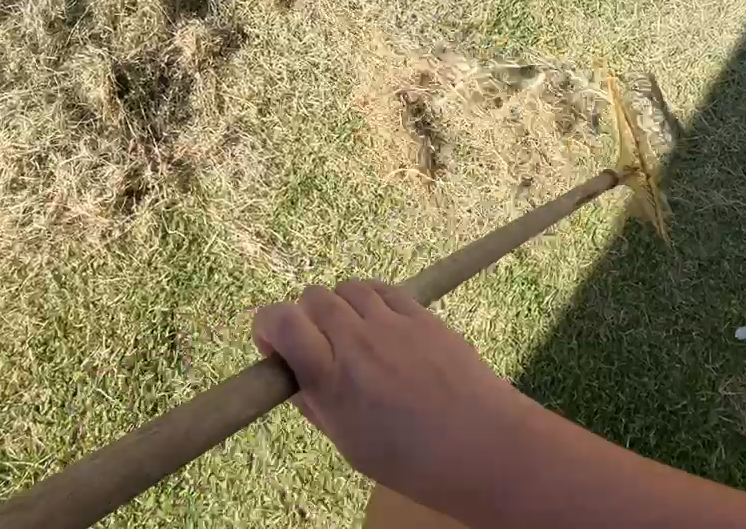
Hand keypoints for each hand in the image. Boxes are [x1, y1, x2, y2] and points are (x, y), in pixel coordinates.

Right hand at [251, 280, 537, 504]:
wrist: (479, 442)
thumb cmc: (410, 458)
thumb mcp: (348, 442)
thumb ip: (315, 402)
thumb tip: (293, 376)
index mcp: (332, 378)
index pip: (283, 323)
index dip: (267, 324)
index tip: (270, 339)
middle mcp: (357, 341)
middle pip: (313, 298)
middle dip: (304, 315)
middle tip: (314, 341)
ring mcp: (391, 322)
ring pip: (348, 287)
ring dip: (339, 304)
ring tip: (349, 331)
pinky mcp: (420, 312)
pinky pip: (383, 288)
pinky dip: (370, 297)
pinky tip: (375, 318)